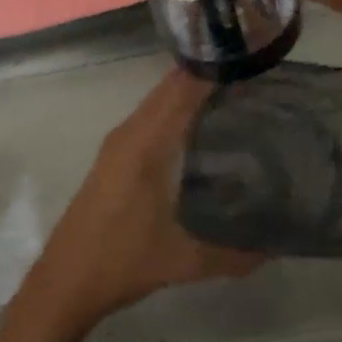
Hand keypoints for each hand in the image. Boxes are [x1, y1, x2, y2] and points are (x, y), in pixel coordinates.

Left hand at [15, 72, 263, 337]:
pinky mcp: (113, 163)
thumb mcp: (185, 261)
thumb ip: (236, 254)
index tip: (257, 57)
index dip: (217, 66)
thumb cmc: (121, 263)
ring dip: (193, 97)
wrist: (64, 284)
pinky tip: (206, 137)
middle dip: (212, 78)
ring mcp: (117, 148)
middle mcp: (129, 135)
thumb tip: (278, 247)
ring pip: (159, 106)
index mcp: (144, 143)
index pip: (184, 87)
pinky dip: (177, 118)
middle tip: (261, 79)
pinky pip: (151, 124)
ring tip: (243, 100)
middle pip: (172, 89)